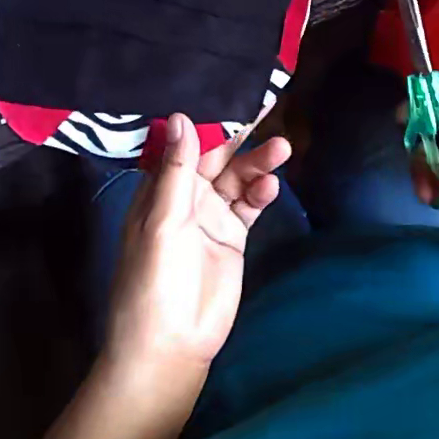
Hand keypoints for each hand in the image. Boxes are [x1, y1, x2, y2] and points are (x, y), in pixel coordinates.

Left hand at [106, 114, 291, 372]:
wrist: (173, 345)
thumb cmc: (156, 281)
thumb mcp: (163, 221)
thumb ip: (177, 170)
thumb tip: (182, 117)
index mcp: (161, 190)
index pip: (186, 145)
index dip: (208, 120)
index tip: (232, 92)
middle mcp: (187, 197)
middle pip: (218, 156)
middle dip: (241, 135)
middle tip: (269, 106)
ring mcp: (212, 216)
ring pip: (238, 177)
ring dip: (258, 163)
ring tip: (282, 149)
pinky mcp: (233, 235)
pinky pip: (250, 204)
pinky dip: (261, 192)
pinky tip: (270, 188)